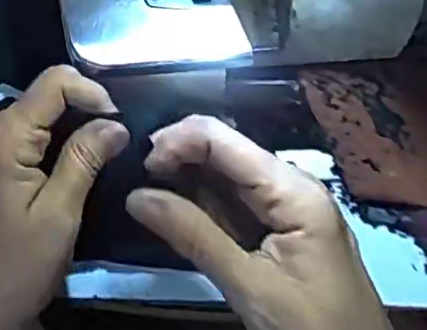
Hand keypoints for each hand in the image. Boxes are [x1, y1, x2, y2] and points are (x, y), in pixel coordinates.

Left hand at [0, 66, 128, 329]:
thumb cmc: (19, 262)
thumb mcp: (58, 213)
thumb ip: (84, 160)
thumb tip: (116, 123)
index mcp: (12, 132)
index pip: (54, 82)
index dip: (91, 92)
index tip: (122, 122)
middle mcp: (7, 126)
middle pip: (53, 90)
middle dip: (91, 102)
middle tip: (125, 133)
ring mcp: (9, 142)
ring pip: (52, 109)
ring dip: (85, 118)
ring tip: (118, 142)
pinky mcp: (16, 160)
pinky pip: (48, 131)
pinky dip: (73, 134)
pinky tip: (96, 153)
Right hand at [126, 116, 388, 329]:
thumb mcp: (252, 289)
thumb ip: (194, 236)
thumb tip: (135, 196)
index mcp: (292, 188)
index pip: (219, 136)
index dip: (174, 141)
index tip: (142, 169)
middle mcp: (290, 182)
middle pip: (220, 147)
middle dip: (178, 158)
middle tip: (142, 185)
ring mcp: (287, 203)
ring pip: (222, 171)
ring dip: (186, 180)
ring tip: (152, 196)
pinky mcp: (282, 225)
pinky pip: (233, 198)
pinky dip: (203, 202)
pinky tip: (178, 212)